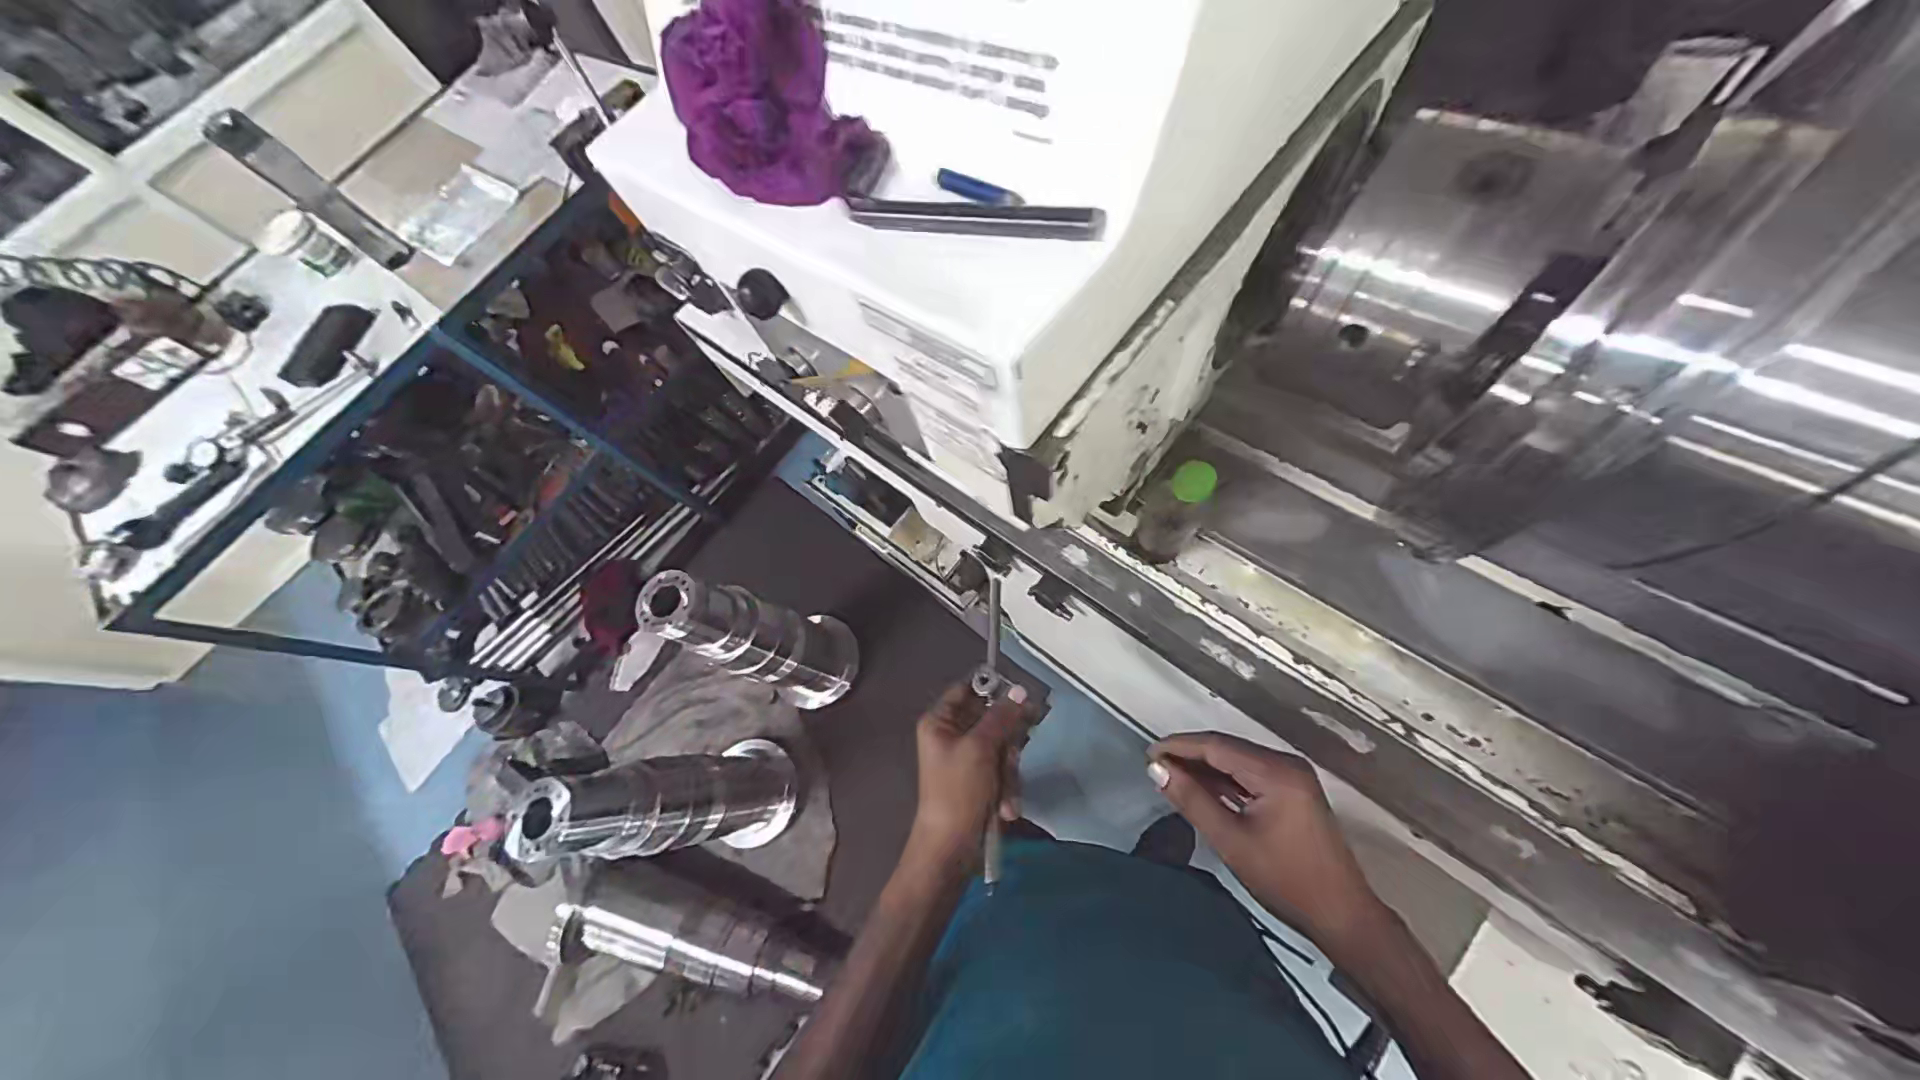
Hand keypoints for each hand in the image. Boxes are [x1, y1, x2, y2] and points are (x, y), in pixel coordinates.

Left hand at [908, 681, 1034, 864]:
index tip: (1019, 696)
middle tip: (1014, 752)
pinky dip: (1007, 787)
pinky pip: (1003, 769)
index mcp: (940, 721)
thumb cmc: (958, 792)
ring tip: (1004, 792)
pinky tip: (1005, 807)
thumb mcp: (981, 749)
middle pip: (992, 719)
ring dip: (1009, 771)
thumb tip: (1020, 689)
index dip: (992, 689)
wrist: (952, 848)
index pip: (967, 689)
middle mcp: (952, 735)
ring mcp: (968, 758)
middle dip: (1007, 742)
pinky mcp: (981, 779)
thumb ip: (1001, 717)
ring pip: (1002, 746)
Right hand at [1149, 732, 1387, 949]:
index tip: (1148, 754)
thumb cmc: (1287, 881)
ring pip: (1237, 760)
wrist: (1342, 917)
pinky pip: (1249, 774)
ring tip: (1170, 775)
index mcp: (1276, 772)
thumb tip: (1157, 770)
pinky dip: (1223, 779)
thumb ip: (1191, 800)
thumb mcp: (1231, 841)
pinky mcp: (1292, 791)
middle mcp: (1286, 764)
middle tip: (1155, 765)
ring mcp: (1292, 777)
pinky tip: (1201, 787)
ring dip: (1204, 766)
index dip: (1179, 746)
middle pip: (1227, 748)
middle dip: (1189, 754)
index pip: (1217, 745)